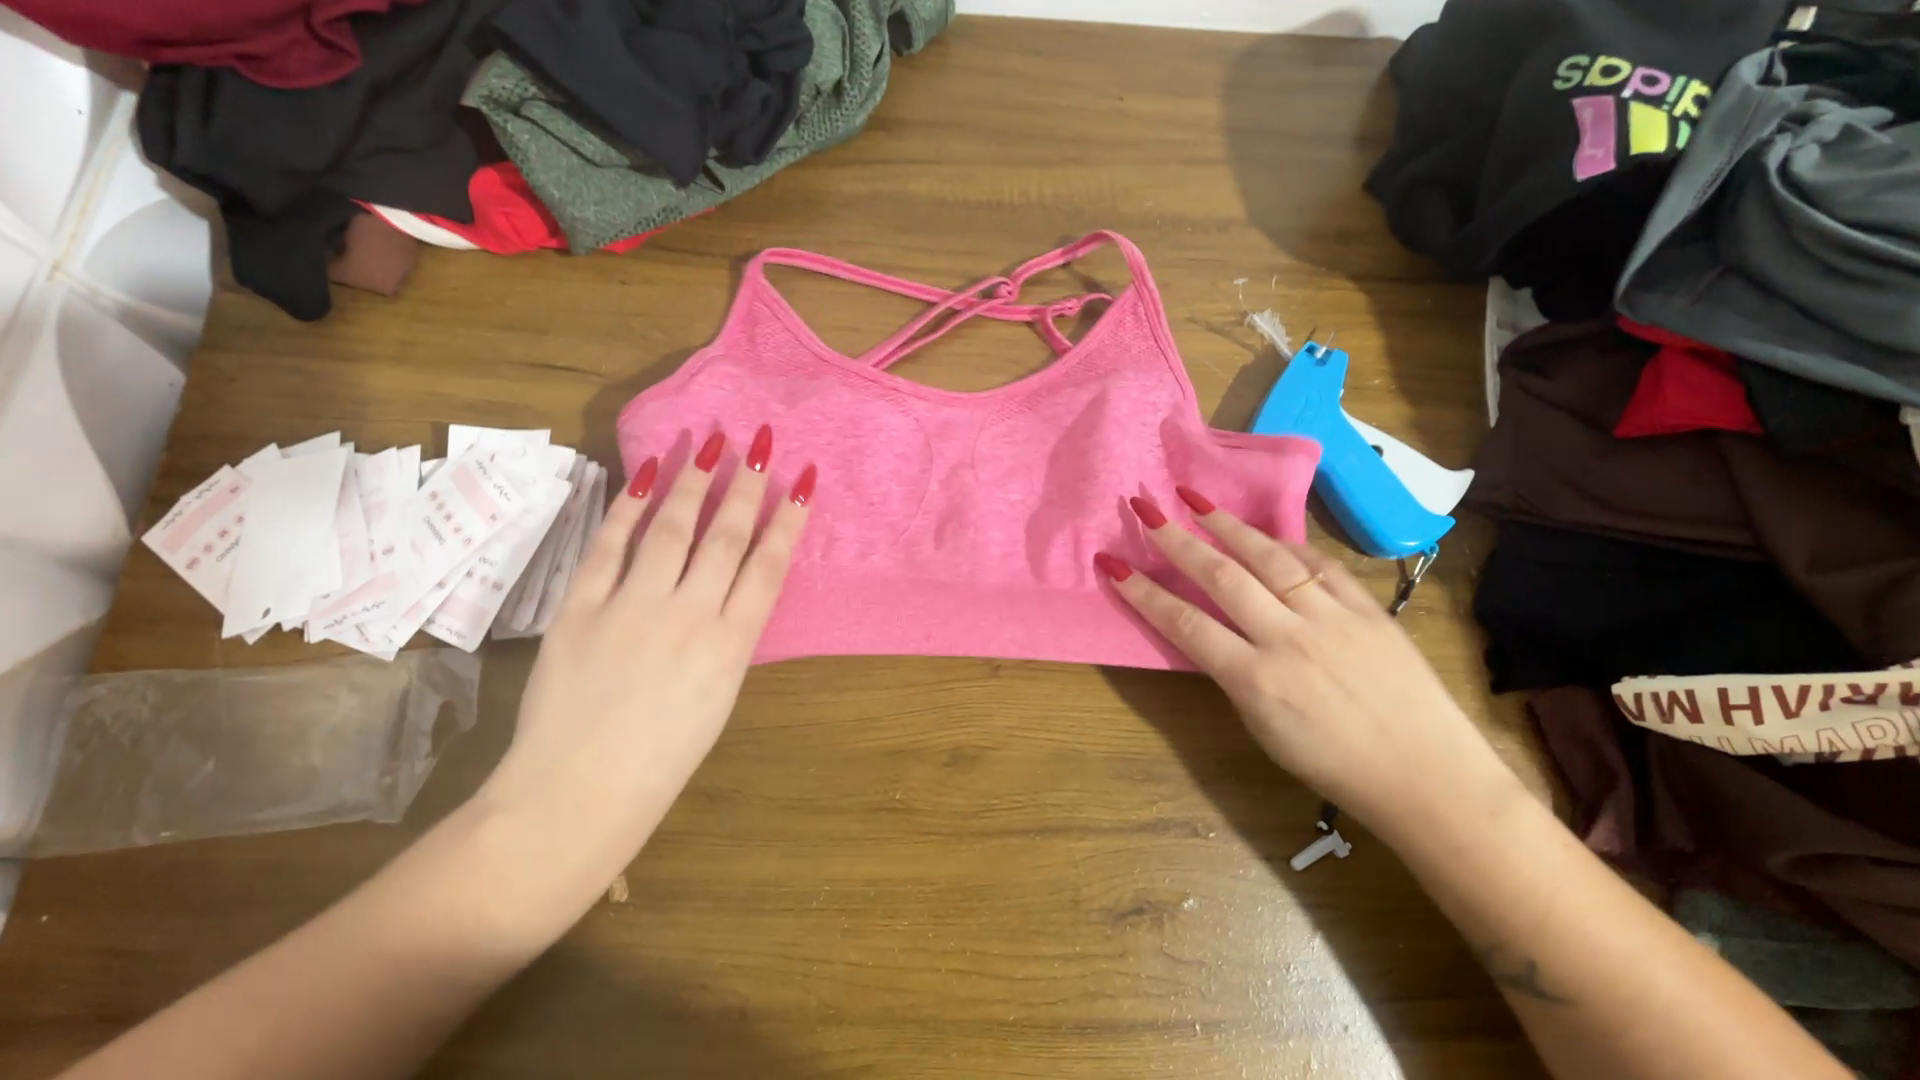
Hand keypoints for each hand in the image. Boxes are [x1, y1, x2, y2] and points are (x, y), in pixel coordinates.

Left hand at [482, 427, 815, 855]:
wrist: (576, 795)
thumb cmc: (658, 763)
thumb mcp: (715, 701)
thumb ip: (725, 640)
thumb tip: (728, 586)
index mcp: (730, 649)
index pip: (768, 567)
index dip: (788, 520)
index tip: (802, 479)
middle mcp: (688, 617)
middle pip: (725, 538)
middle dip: (747, 486)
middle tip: (759, 443)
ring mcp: (631, 609)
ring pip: (670, 530)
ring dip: (693, 482)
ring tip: (711, 443)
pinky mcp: (579, 609)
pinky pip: (608, 547)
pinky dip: (627, 507)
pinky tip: (643, 473)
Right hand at [1098, 488, 1520, 837]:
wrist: (1425, 774)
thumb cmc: (1335, 768)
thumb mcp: (1265, 731)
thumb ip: (1235, 677)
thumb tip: (1212, 635)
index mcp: (1256, 681)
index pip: (1185, 624)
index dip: (1144, 592)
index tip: (1115, 564)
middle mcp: (1289, 639)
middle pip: (1222, 577)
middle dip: (1178, 541)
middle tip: (1147, 510)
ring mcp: (1332, 618)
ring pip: (1270, 558)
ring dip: (1228, 526)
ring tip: (1197, 502)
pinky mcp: (1368, 608)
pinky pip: (1320, 565)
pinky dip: (1287, 545)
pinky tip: (1265, 534)